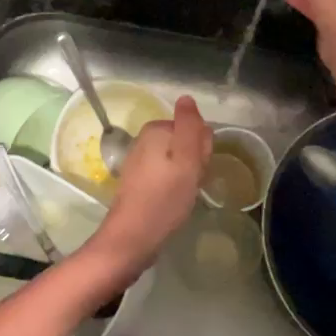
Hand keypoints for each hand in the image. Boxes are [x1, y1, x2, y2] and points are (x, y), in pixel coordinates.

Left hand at [86, 96, 211, 274]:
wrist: (132, 238)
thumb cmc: (164, 198)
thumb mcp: (186, 159)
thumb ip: (189, 126)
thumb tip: (186, 98)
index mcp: (156, 130)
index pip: (195, 129)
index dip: (203, 150)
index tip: (199, 169)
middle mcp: (144, 140)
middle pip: (185, 143)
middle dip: (195, 162)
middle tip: (191, 183)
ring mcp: (140, 161)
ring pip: (178, 160)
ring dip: (187, 176)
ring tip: (184, 195)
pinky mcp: (139, 182)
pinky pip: (167, 175)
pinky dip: (175, 186)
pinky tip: (174, 202)